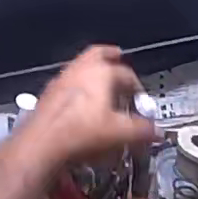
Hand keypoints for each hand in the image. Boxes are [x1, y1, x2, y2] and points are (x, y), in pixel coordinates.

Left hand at [5, 45, 157, 178]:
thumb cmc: (82, 132)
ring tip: (100, 83)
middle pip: (98, 54)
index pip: (126, 74)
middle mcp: (81, 69)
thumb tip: (156, 131)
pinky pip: (66, 81)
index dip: (137, 86)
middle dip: (110, 55)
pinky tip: (79, 102)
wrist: (41, 144)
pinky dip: (76, 85)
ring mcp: (61, 79)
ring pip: (80, 66)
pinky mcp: (48, 93)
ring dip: (92, 71)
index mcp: (102, 72)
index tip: (140, 99)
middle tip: (118, 58)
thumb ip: (142, 130)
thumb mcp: (119, 133)